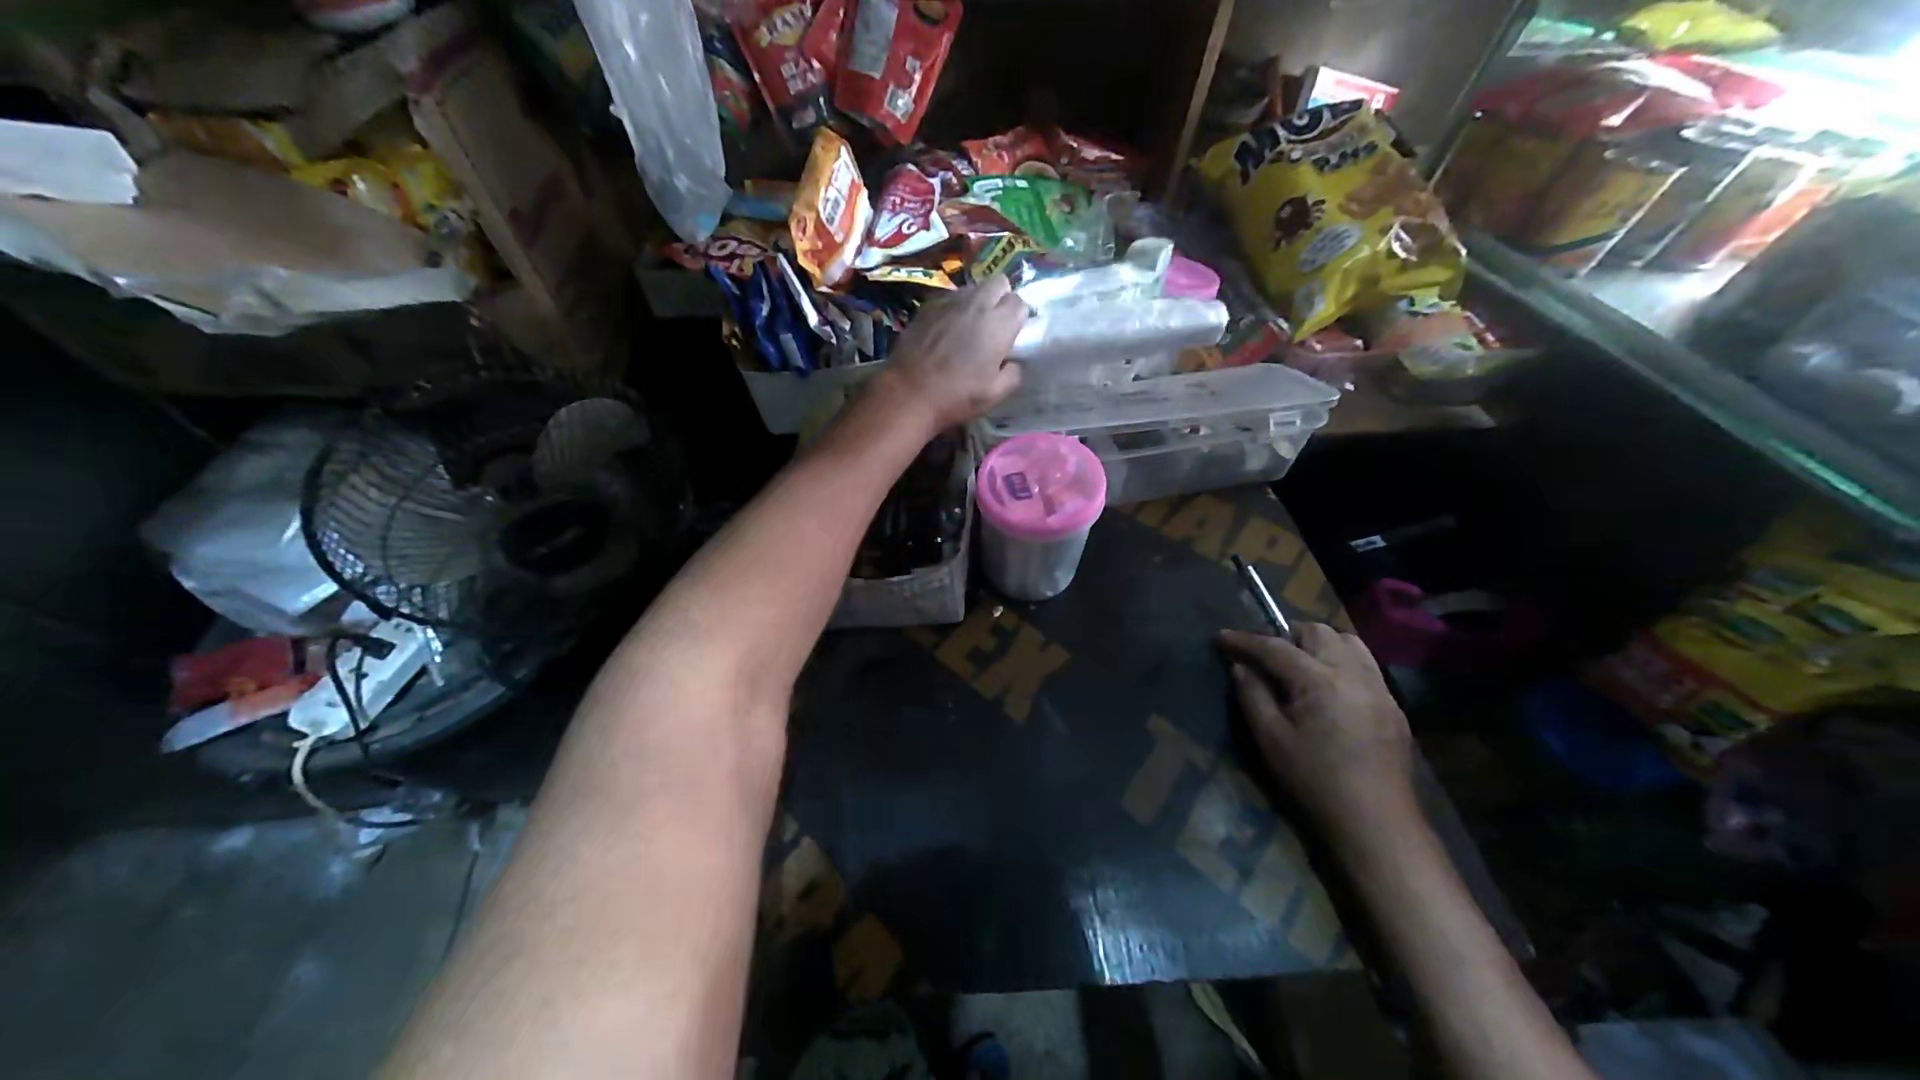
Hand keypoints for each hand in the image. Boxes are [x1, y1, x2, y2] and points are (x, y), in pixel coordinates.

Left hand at [880, 274, 1026, 431]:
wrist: (909, 393)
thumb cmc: (956, 396)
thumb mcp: (995, 394)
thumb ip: (1013, 373)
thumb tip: (1013, 362)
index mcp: (998, 324)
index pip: (1020, 302)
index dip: (1018, 317)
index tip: (1012, 333)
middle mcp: (977, 304)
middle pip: (998, 282)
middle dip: (1001, 297)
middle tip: (994, 323)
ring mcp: (949, 302)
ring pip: (973, 288)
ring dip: (977, 301)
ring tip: (969, 325)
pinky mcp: (927, 307)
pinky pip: (949, 298)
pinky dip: (954, 308)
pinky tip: (946, 329)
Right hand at [1218, 624, 1415, 836]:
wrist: (1375, 822)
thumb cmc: (1314, 781)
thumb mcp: (1270, 740)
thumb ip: (1252, 696)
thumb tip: (1241, 667)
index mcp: (1320, 682)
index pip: (1275, 647)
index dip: (1245, 640)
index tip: (1221, 637)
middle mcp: (1354, 674)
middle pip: (1318, 632)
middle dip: (1287, 635)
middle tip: (1265, 655)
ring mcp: (1379, 688)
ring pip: (1349, 642)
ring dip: (1319, 644)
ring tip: (1299, 664)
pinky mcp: (1393, 705)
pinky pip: (1366, 665)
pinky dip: (1342, 661)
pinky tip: (1329, 687)